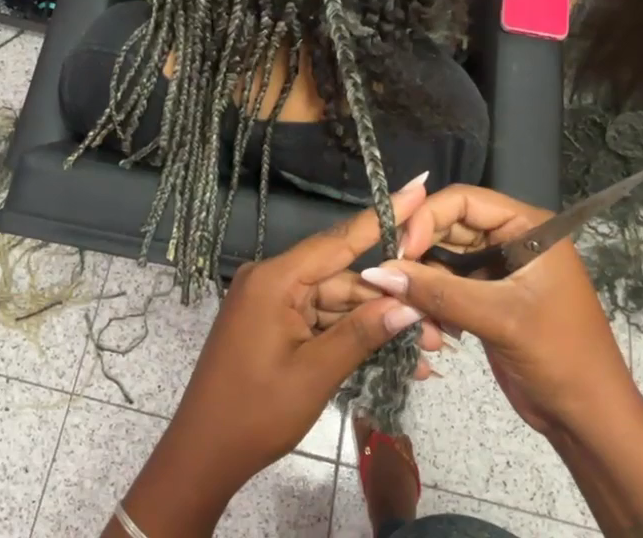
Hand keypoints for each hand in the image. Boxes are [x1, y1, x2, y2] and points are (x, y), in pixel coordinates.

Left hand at [114, 178, 442, 536]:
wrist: (204, 454)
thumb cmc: (255, 411)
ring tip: (428, 347)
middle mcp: (272, 280)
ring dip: (376, 323)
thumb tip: (409, 304)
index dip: (383, 216)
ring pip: (335, 302)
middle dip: (390, 298)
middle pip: (341, 277)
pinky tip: (394, 357)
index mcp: (275, 279)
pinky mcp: (274, 325)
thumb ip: (362, 333)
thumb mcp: (315, 372)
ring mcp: (272, 303)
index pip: (338, 240)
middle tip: (438, 321)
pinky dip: (351, 336)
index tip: (418, 188)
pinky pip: (320, 321)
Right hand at [358, 185, 635, 434]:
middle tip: (392, 283)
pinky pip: (446, 286)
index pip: (463, 200)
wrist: (589, 419)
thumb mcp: (499, 318)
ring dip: (423, 285)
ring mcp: (499, 269)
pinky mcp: (487, 297)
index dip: (427, 218)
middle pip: (448, 227)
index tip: (401, 252)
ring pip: (442, 259)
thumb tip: (376, 272)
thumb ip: (437, 292)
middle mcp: (512, 240)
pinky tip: (430, 332)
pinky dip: (431, 304)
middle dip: (420, 254)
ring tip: (411, 316)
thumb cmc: (560, 357)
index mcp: (528, 228)